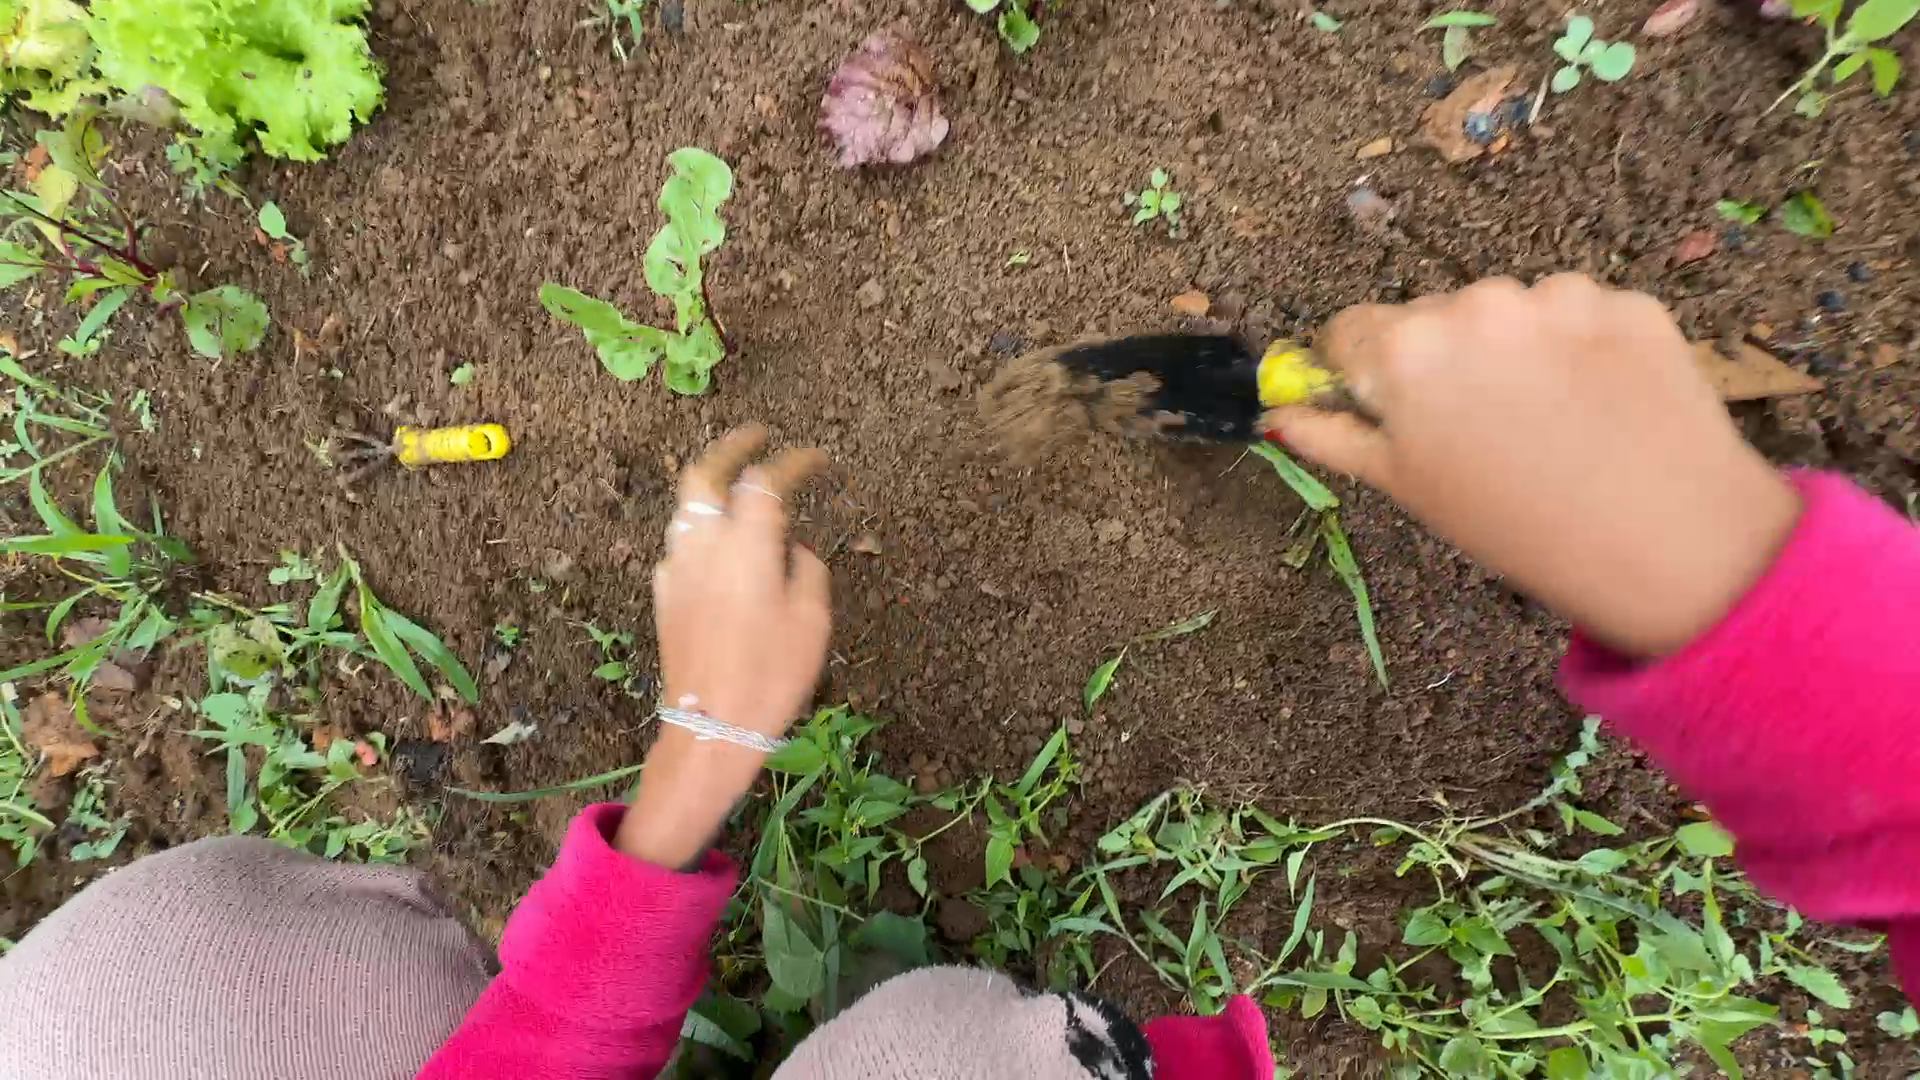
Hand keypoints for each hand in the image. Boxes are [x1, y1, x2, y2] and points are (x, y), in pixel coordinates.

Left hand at [616, 425, 831, 867]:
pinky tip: (720, 546)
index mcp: (747, 546)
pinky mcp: (664, 593)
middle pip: (705, 474)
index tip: (817, 459)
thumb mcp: (812, 621)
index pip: (767, 481)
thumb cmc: (772, 675)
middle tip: (757, 435)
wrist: (711, 726)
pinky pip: (681, 543)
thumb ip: (806, 568)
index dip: (794, 462)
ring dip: (712, 485)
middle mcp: (704, 545)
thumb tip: (793, 547)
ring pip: (686, 506)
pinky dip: (702, 529)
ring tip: (738, 485)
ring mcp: (676, 567)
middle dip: (731, 446)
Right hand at [1265, 274, 1799, 658]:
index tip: (1381, 403)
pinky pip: (1566, 312)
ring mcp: (1554, 295)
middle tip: (1462, 420)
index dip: (1355, 370)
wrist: (1660, 537)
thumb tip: (1274, 415)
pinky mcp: (1625, 298)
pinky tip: (1582, 396)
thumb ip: (1326, 436)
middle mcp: (1471, 302)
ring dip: (1496, 347)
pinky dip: (1563, 344)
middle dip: (1427, 357)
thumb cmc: (1500, 518)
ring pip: (1494, 311)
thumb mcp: (1395, 481)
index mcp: (1402, 348)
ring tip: (1530, 411)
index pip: (1346, 330)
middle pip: (1421, 317)